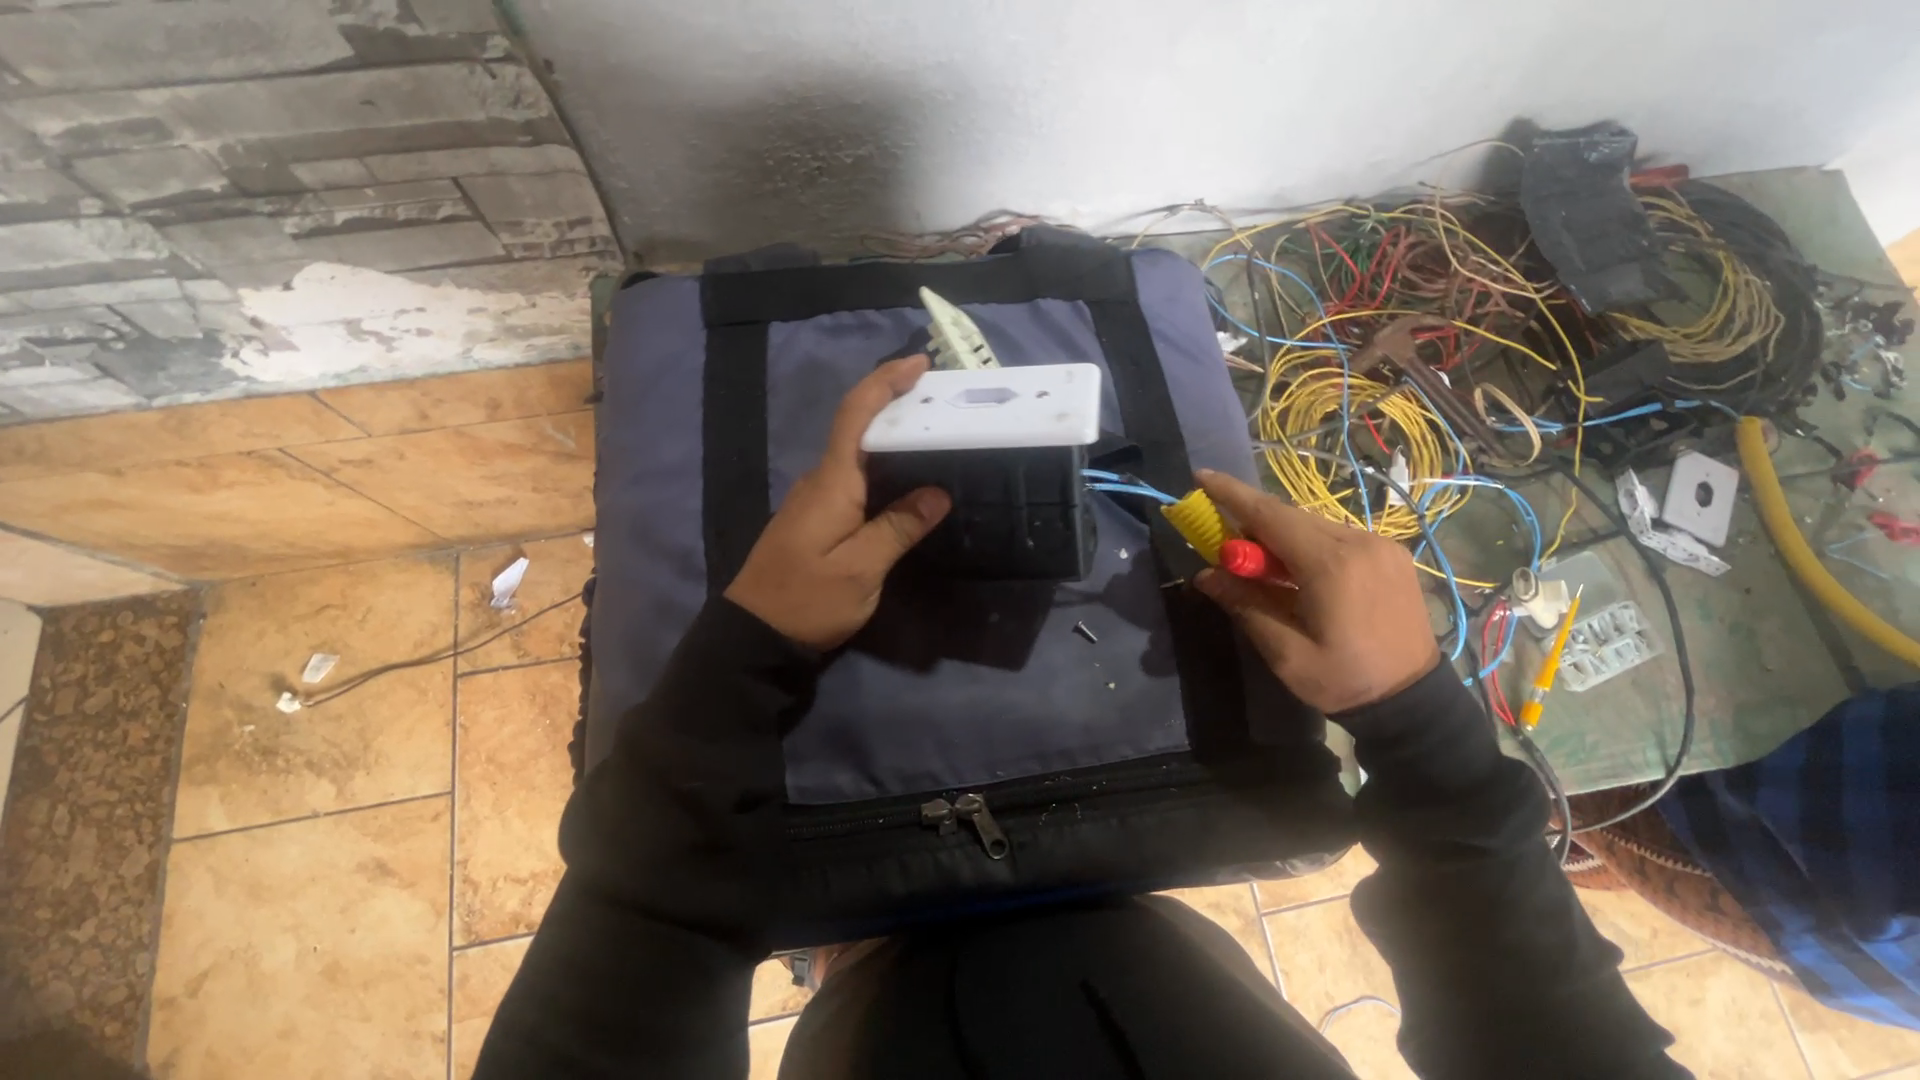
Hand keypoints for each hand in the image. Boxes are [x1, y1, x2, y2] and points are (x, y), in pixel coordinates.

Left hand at [724, 355, 952, 649]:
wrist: (753, 634)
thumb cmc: (807, 601)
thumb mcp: (861, 570)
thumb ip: (898, 528)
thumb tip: (937, 494)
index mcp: (830, 483)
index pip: (854, 415)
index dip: (884, 383)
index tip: (918, 365)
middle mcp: (819, 480)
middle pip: (856, 427)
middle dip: (895, 403)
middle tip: (940, 401)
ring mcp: (814, 499)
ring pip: (855, 453)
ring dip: (890, 435)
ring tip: (933, 432)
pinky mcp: (815, 518)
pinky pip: (852, 477)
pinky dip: (881, 465)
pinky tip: (906, 477)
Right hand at [1190, 469, 1438, 713]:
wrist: (1414, 701)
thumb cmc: (1345, 681)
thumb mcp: (1285, 652)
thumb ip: (1245, 605)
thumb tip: (1205, 574)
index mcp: (1331, 565)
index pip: (1270, 516)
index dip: (1232, 494)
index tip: (1200, 476)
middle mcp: (1359, 542)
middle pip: (1290, 516)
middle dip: (1250, 521)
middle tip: (1220, 538)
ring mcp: (1380, 546)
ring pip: (1313, 525)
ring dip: (1279, 535)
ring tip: (1258, 564)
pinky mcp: (1391, 555)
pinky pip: (1336, 536)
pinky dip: (1306, 543)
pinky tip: (1295, 569)